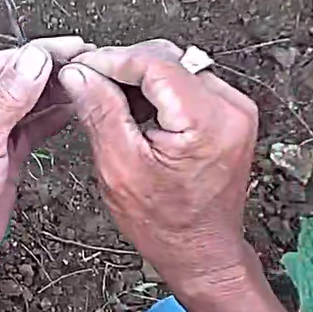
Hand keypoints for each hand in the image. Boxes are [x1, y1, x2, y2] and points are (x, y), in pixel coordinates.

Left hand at [0, 37, 91, 276]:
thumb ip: (7, 99)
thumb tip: (34, 59)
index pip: (2, 65)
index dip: (38, 53)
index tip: (72, 47)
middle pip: (16, 82)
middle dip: (50, 70)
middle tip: (87, 61)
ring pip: (26, 106)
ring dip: (54, 93)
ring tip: (86, 81)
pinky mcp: (3, 160)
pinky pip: (31, 131)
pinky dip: (51, 119)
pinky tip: (70, 109)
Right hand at [58, 39, 261, 293]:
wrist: (201, 251)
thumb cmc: (165, 224)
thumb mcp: (119, 168)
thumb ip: (100, 112)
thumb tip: (79, 73)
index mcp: (208, 121)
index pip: (154, 63)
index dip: (110, 60)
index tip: (78, 67)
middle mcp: (230, 108)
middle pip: (165, 60)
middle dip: (121, 67)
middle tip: (83, 80)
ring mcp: (233, 109)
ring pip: (173, 68)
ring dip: (135, 79)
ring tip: (104, 100)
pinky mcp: (227, 115)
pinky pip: (184, 85)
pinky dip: (153, 91)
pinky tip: (131, 110)